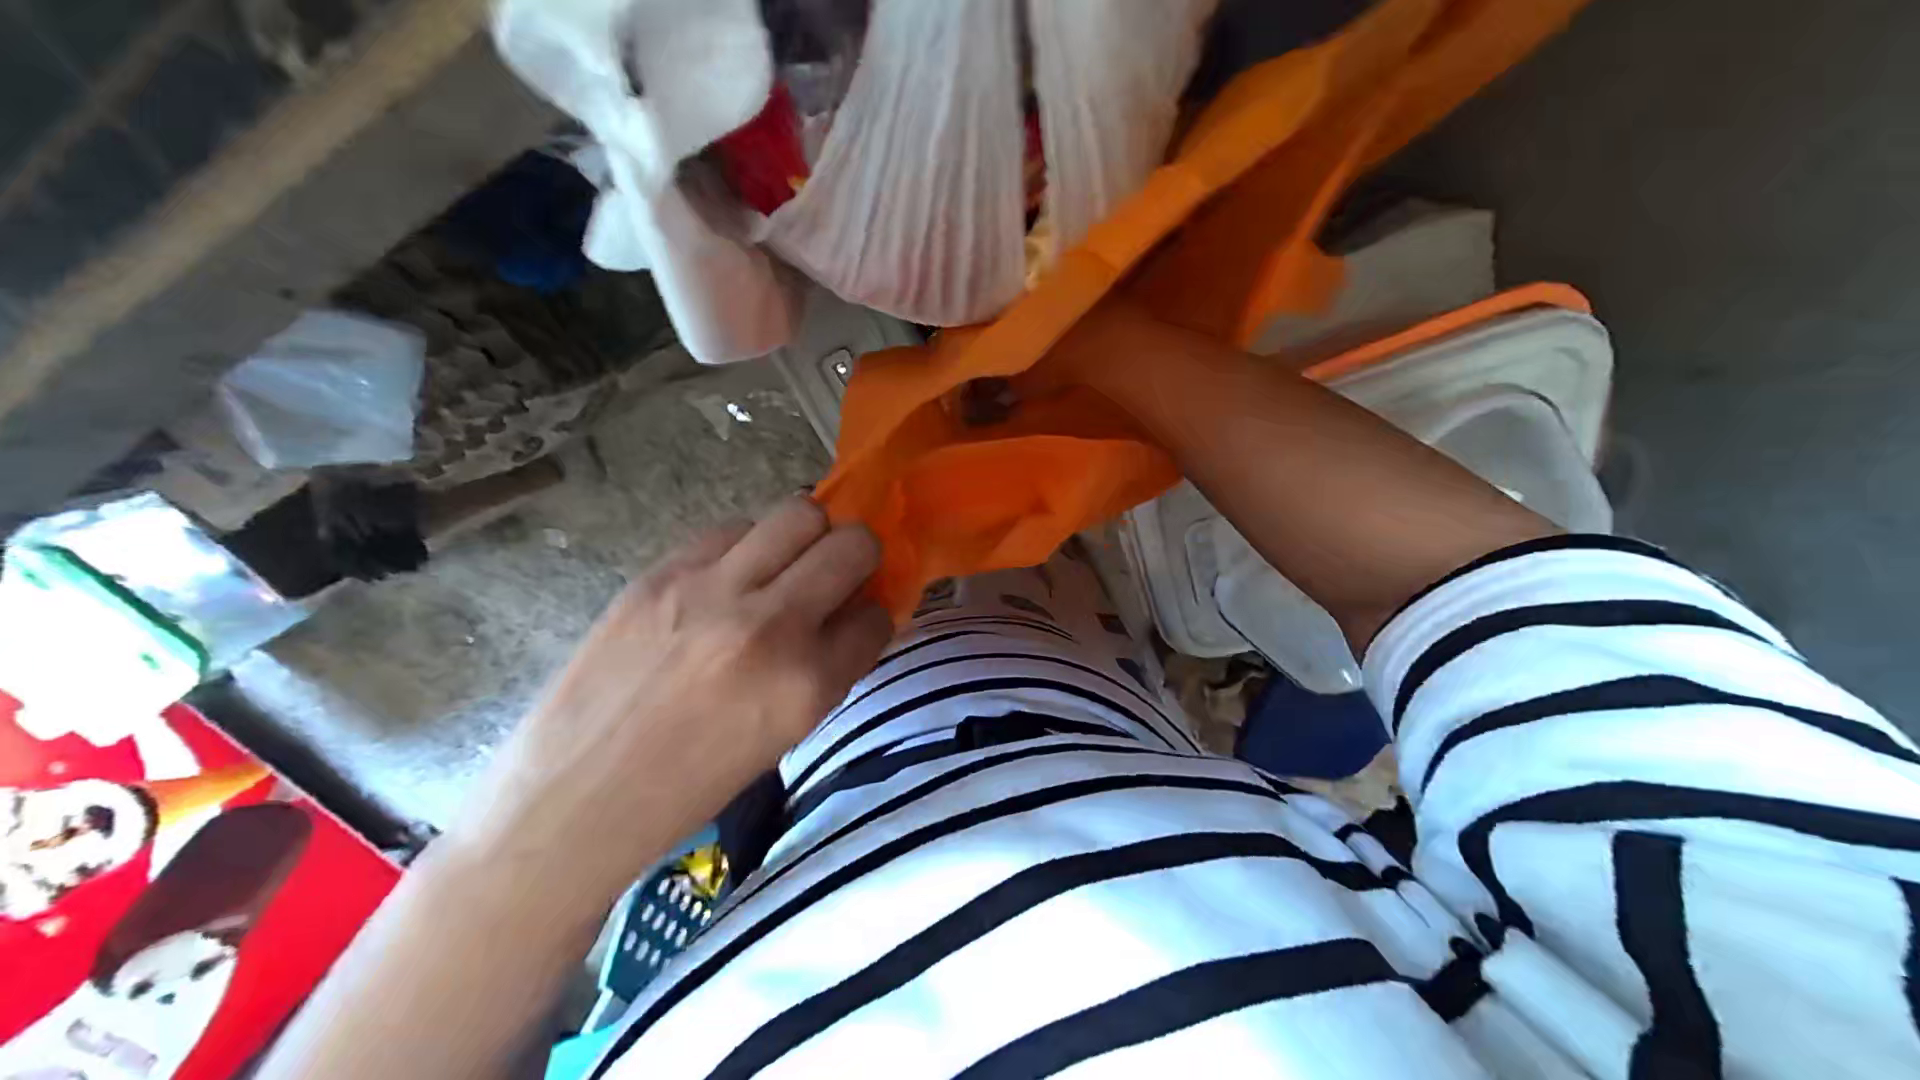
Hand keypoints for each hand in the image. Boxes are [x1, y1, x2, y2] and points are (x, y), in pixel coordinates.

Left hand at [457, 497, 892, 902]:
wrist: (575, 796)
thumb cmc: (690, 785)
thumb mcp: (784, 735)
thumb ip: (829, 668)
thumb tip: (854, 614)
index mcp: (806, 683)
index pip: (877, 616)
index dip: (874, 615)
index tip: (859, 618)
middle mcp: (769, 625)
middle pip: (852, 544)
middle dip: (859, 556)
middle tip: (839, 573)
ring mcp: (711, 589)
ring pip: (798, 513)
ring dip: (808, 536)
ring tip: (785, 565)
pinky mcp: (661, 572)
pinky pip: (731, 529)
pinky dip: (748, 545)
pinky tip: (730, 576)